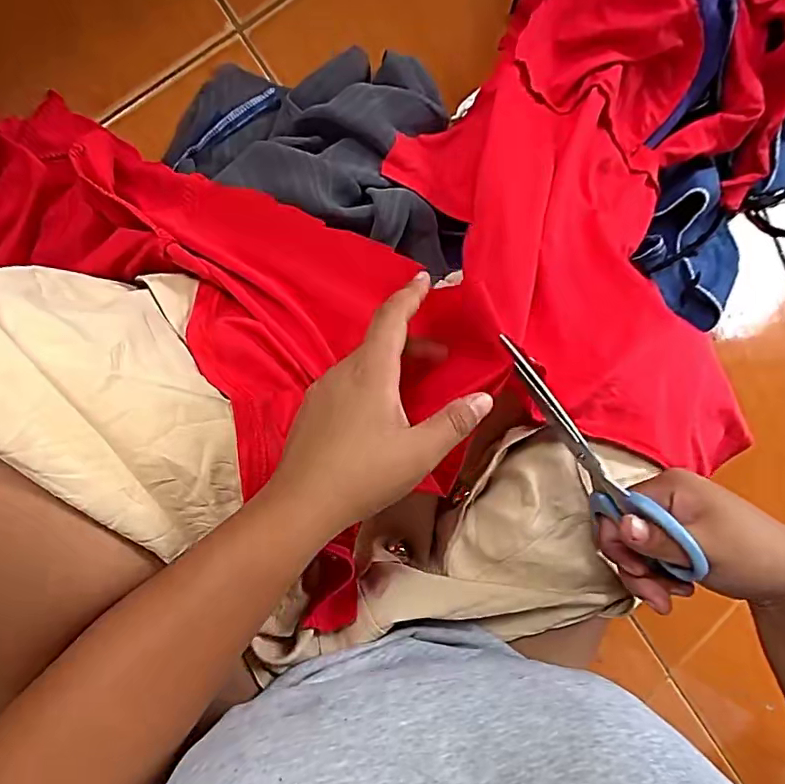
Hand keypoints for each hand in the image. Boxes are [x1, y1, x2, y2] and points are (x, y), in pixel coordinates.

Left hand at [267, 273, 493, 532]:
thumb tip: (483, 398)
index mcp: (371, 374)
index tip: (424, 279)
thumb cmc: (364, 475)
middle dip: (413, 343)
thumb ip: (454, 422)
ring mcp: (323, 391)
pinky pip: (348, 383)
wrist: (301, 504)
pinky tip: (380, 414)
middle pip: (380, 342)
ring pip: (363, 365)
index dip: (410, 296)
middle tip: (441, 359)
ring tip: (415, 389)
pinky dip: (372, 382)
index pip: (391, 319)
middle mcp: (343, 373)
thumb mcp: (420, 452)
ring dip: (393, 366)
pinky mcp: (313, 410)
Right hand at [595, 470, 784, 612]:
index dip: (617, 539)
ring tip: (672, 595)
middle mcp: (669, 495)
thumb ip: (657, 539)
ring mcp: (675, 516)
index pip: (618, 505)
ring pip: (636, 549)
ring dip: (647, 577)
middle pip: (624, 530)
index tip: (634, 568)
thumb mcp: (701, 549)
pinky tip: (680, 589)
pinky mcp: (679, 536)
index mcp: (672, 486)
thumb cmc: (752, 555)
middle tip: (655, 591)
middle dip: (635, 567)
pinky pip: (652, 556)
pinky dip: (659, 578)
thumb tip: (622, 525)